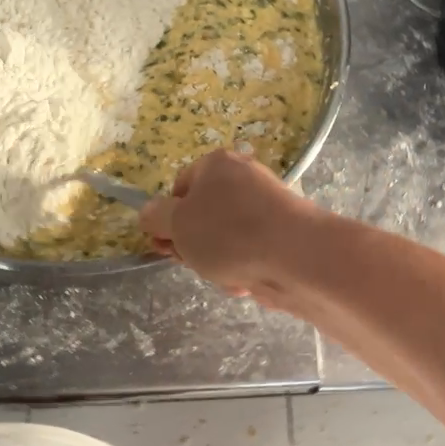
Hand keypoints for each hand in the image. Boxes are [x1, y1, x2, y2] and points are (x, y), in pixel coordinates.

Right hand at [140, 150, 320, 297]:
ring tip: (226, 274)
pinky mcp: (282, 235)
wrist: (296, 257)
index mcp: (217, 164)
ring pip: (224, 240)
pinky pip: (249, 253)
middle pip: (202, 216)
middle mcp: (243, 178)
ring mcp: (266, 207)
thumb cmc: (228, 233)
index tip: (166, 243)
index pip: (180, 187)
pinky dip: (243, 269)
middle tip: (192, 262)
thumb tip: (149, 212)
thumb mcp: (177, 223)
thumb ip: (155, 217)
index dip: (169, 218)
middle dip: (193, 245)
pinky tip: (246, 281)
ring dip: (217, 263)